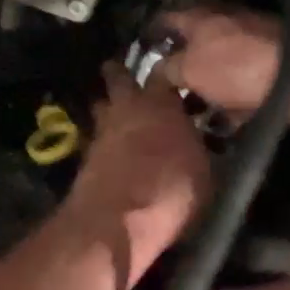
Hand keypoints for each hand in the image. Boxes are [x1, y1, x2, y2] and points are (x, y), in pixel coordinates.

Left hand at [65, 66, 210, 287]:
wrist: (116, 219)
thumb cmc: (170, 190)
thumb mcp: (204, 172)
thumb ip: (198, 147)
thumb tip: (201, 141)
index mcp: (160, 104)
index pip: (162, 73)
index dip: (167, 71)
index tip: (172, 70)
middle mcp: (126, 107)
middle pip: (117, 77)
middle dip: (119, 72)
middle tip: (123, 69)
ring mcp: (102, 129)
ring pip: (101, 104)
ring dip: (107, 104)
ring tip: (116, 109)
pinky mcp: (85, 154)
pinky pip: (94, 135)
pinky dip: (102, 136)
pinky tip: (110, 146)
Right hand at [158, 7, 289, 120]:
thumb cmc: (239, 68)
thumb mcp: (189, 70)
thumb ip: (166, 70)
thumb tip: (154, 73)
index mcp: (200, 17)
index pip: (163, 18)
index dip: (147, 35)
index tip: (136, 54)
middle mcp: (222, 24)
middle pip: (189, 45)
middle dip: (175, 67)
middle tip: (161, 91)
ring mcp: (248, 46)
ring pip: (214, 68)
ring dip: (201, 90)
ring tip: (188, 116)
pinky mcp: (268, 70)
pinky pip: (238, 87)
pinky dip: (228, 104)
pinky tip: (220, 127)